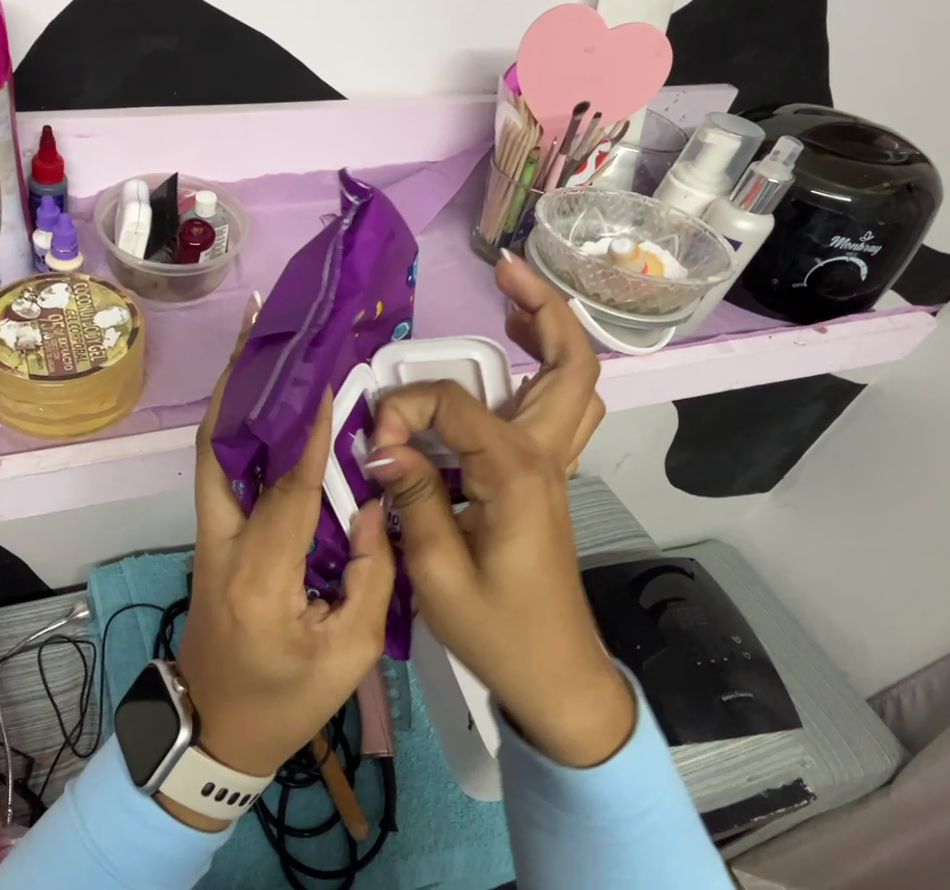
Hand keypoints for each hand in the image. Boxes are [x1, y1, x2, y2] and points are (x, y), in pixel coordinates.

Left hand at [166, 296, 395, 828]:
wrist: (215, 731)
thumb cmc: (287, 702)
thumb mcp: (349, 654)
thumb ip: (370, 576)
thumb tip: (374, 505)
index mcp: (260, 581)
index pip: (289, 493)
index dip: (311, 436)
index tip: (327, 378)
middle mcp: (219, 547)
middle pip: (219, 452)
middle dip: (238, 387)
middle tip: (260, 330)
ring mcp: (204, 542)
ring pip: (210, 456)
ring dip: (230, 400)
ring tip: (255, 349)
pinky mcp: (207, 542)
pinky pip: (217, 475)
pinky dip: (233, 432)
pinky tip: (259, 407)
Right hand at [366, 253, 633, 767]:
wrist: (554, 676)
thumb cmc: (498, 631)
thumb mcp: (438, 574)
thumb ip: (412, 500)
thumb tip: (381, 449)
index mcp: (516, 473)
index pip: (453, 404)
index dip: (405, 411)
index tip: (374, 448)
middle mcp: (544, 458)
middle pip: (571, 364)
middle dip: (544, 308)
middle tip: (505, 272)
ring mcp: (551, 468)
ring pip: (575, 383)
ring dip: (550, 335)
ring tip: (509, 303)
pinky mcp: (542, 482)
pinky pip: (557, 411)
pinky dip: (542, 374)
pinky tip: (503, 370)